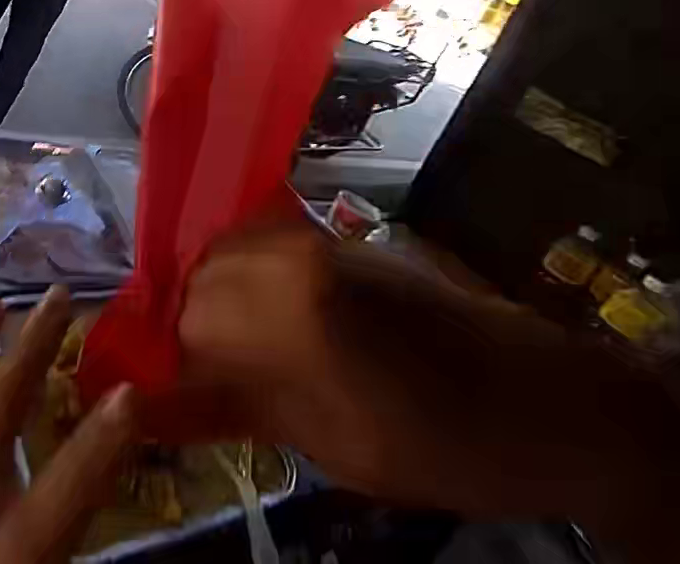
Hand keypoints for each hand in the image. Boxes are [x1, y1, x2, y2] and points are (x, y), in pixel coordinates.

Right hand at [177, 225, 579, 515]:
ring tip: (238, 360)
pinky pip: (258, 249)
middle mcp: (292, 251)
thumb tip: (140, 407)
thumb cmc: (439, 441)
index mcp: (290, 305)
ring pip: (222, 259)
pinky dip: (244, 286)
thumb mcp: (331, 444)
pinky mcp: (335, 237)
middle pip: (196, 282)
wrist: (539, 396)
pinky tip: (266, 327)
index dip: (171, 368)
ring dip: (216, 307)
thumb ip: (231, 409)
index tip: (171, 401)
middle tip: (208, 387)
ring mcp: (314, 236)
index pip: (184, 324)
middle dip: (190, 334)